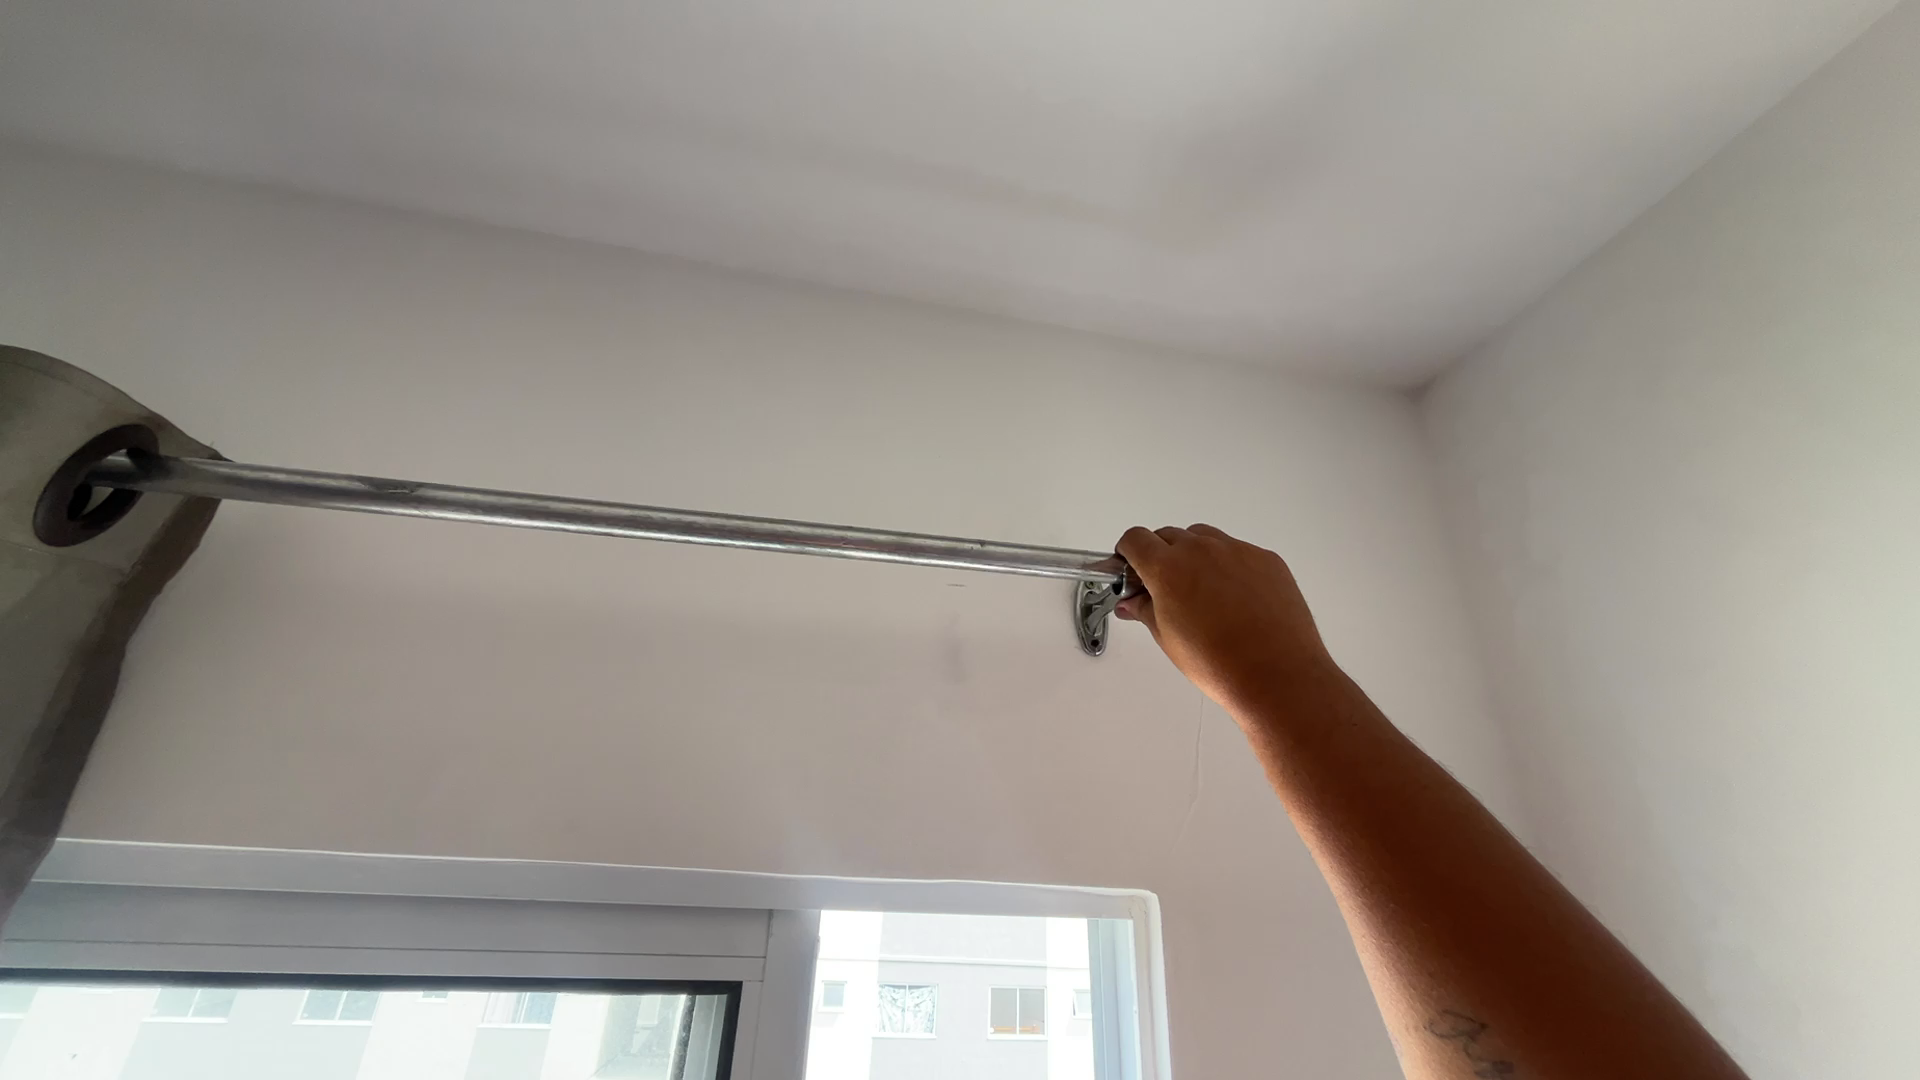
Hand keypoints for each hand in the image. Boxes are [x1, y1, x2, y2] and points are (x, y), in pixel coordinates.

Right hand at [1115, 525, 1333, 714]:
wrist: (1276, 674)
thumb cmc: (1221, 662)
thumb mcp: (1167, 637)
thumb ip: (1144, 610)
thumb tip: (1132, 603)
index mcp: (1168, 568)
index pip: (1135, 539)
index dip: (1127, 552)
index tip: (1129, 566)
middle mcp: (1201, 550)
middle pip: (1168, 535)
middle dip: (1159, 555)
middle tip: (1162, 585)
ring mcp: (1237, 551)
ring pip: (1203, 538)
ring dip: (1193, 554)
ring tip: (1200, 590)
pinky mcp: (1265, 559)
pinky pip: (1238, 551)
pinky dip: (1228, 565)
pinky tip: (1233, 597)